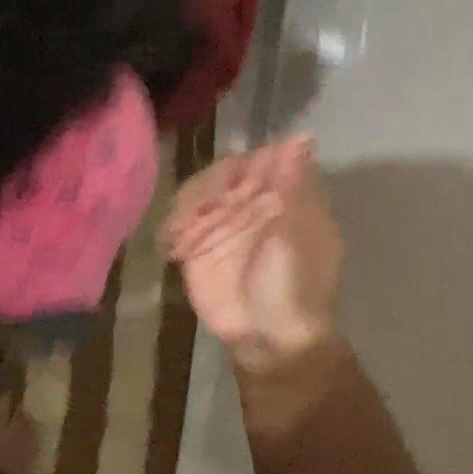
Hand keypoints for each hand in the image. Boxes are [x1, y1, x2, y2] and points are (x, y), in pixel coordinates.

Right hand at [162, 135, 342, 377]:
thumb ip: (292, 183)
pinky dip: (172, 228)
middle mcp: (251, 204)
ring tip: (184, 230)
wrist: (269, 338)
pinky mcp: (196, 248)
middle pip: (223, 173)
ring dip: (188, 205)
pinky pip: (177, 224)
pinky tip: (173, 242)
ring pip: (196, 194)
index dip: (246, 163)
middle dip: (210, 186)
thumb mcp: (298, 231)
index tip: (236, 179)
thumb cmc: (295, 284)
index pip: (261, 159)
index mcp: (284, 196)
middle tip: (204, 209)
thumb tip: (300, 135)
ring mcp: (221, 225)